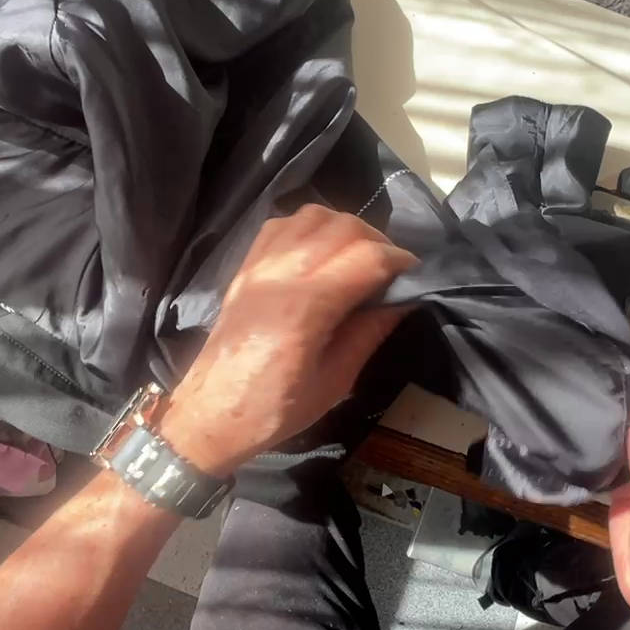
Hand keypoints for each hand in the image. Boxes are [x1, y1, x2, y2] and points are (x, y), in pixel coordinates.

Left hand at [158, 205, 416, 474]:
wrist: (213, 413)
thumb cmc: (276, 409)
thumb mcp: (335, 381)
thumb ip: (370, 332)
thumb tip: (403, 300)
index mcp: (305, 308)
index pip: (367, 257)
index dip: (400, 261)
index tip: (415, 276)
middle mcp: (281, 274)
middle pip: (344, 227)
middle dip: (379, 242)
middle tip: (391, 272)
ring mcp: (259, 265)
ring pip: (315, 216)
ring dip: (346, 230)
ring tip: (358, 259)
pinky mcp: (246, 266)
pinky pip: (284, 224)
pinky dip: (312, 228)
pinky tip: (322, 252)